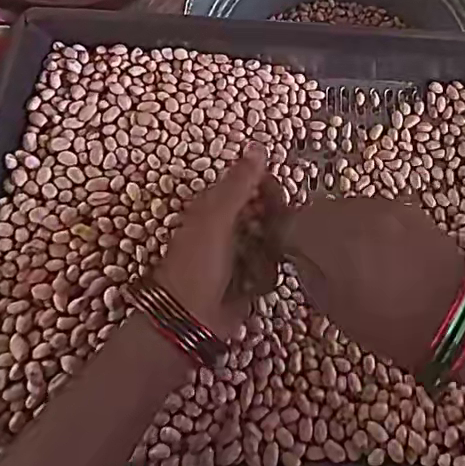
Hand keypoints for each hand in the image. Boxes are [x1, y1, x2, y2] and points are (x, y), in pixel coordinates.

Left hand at [154, 144, 283, 337]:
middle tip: (266, 237)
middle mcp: (230, 226)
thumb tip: (259, 147)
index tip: (275, 197)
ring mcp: (240, 253)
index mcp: (216, 205)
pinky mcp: (251, 279)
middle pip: (268, 212)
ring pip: (274, 241)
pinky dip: (263, 277)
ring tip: (252, 269)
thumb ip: (239, 183)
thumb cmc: (197, 263)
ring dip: (267, 255)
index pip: (253, 183)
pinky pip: (271, 268)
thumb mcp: (217, 217)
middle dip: (272, 225)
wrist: (190, 319)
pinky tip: (252, 286)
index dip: (267, 188)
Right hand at [278, 196, 464, 371]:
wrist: (461, 319)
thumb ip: (308, 272)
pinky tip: (378, 252)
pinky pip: (371, 211)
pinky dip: (365, 226)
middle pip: (315, 211)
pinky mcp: (407, 207)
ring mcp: (382, 205)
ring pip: (343, 208)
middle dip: (310, 231)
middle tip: (317, 261)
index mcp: (329, 236)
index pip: (287, 223)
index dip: (281, 239)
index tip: (284, 256)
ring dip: (339, 227)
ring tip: (352, 259)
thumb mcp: (333, 308)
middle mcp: (353, 210)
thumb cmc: (390, 325)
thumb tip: (299, 253)